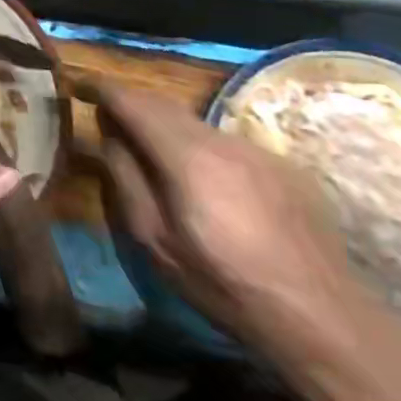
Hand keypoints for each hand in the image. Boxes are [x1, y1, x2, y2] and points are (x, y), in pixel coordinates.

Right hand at [95, 89, 400, 400]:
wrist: (323, 318)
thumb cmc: (222, 282)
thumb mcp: (152, 237)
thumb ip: (124, 176)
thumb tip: (109, 134)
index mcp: (186, 154)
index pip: (132, 101)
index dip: (100, 87)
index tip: (77, 82)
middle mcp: (222, 139)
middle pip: (163, 104)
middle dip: (130, 104)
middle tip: (106, 117)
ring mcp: (258, 150)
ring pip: (196, 124)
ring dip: (166, 128)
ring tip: (153, 153)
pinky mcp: (284, 167)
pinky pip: (226, 144)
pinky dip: (200, 148)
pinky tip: (205, 183)